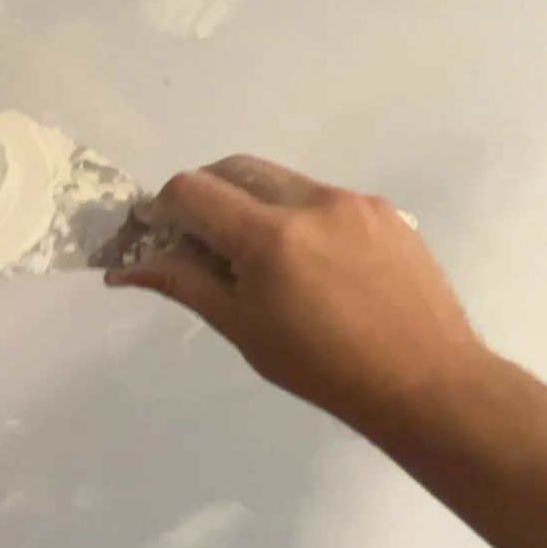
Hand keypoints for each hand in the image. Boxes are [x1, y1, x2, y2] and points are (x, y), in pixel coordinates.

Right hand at [106, 155, 485, 428]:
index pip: (191, 190)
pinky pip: (313, 195)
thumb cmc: (316, 361)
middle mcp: (313, 204)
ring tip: (242, 253)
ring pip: (273, 179)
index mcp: (270, 236)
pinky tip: (291, 259)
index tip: (153, 235)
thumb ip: (180, 282)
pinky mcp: (382, 211)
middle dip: (198, 195)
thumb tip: (122, 269)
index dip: (160, 207)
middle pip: (231, 169)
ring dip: (241, 202)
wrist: (424, 378)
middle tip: (189, 237)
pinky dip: (283, 212)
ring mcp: (354, 203)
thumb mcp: (235, 323)